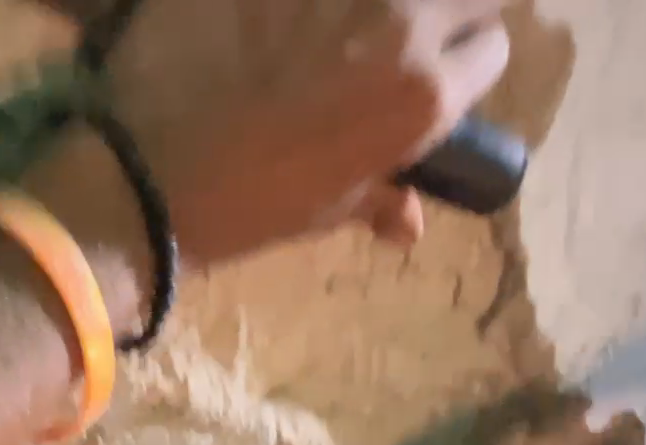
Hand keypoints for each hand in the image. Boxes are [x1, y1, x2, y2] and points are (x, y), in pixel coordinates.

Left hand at [31, 0, 510, 262]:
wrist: (154, 175)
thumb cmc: (248, 208)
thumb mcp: (322, 211)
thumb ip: (378, 200)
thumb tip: (411, 222)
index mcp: (423, 95)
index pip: (491, 50)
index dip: (464, 64)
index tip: (435, 76)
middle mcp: (401, 20)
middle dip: (445, 15)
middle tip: (395, 43)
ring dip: (376, 9)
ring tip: (339, 36)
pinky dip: (312, 6)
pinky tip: (284, 27)